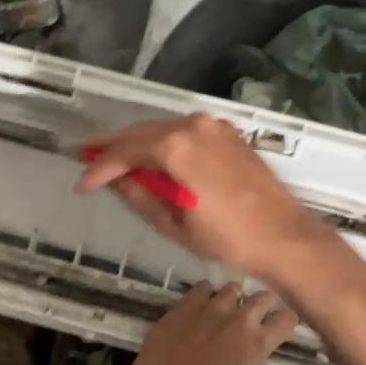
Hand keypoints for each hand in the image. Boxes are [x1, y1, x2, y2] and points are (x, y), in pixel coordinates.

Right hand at [76, 114, 333, 277]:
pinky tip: (153, 158)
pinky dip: (164, 144)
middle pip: (141, 133)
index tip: (82, 182)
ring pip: (162, 130)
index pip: (124, 152)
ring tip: (113, 158)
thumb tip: (116, 181)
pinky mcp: (229, 135)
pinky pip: (185, 133)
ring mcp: (214, 127)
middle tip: (85, 155)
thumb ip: (139, 196)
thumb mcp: (174, 224)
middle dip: (113, 147)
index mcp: (176, 147)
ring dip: (138, 144)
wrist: (283, 236)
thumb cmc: (227, 238)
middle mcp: (194, 126)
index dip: (99, 167)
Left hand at [124, 283, 298, 364]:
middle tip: (251, 313)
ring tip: (221, 309)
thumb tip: (258, 339)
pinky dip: (206, 295)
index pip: (287, 318)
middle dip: (262, 303)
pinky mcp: (191, 300)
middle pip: (265, 296)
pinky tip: (199, 306)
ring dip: (232, 298)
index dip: (284, 319)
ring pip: (234, 288)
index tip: (277, 322)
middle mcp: (243, 319)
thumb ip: (254, 352)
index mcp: (258, 343)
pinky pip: (206, 286)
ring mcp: (216, 306)